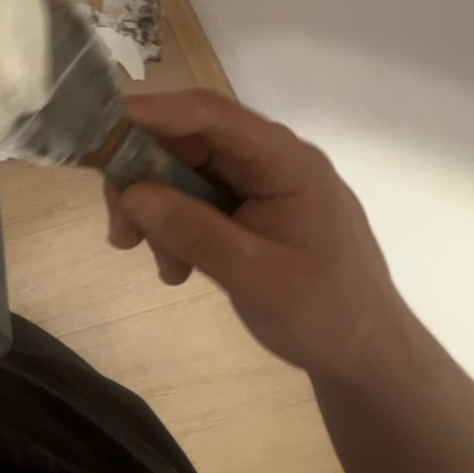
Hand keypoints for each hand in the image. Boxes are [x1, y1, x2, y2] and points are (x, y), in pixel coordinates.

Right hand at [103, 90, 414, 383]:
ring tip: (144, 253)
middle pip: (182, 140)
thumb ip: (194, 232)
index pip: (213, 115)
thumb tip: (130, 194)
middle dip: (140, 174)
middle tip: (118, 219)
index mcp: (287, 162)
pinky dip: (165, 223)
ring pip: (175, 168)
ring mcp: (252, 180)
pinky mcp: (239, 202)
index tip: (105, 126)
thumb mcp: (257, 278)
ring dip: (149, 206)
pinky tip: (172, 264)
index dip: (157, 112)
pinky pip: (185, 195)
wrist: (368, 360)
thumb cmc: (327, 316)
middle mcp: (266, 159)